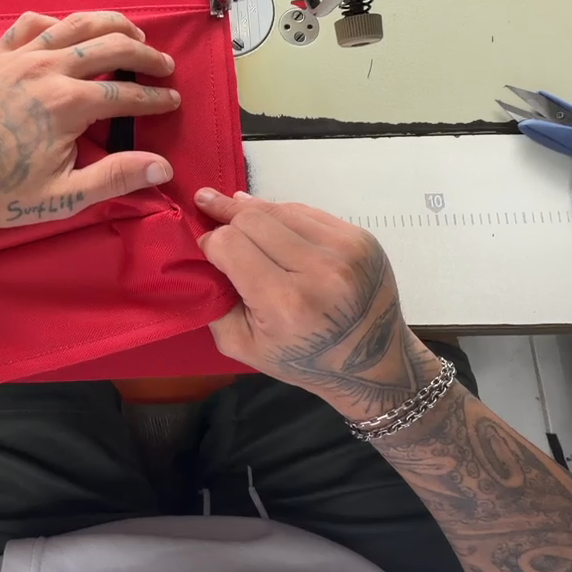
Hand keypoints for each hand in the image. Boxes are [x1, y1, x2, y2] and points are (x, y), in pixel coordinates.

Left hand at [0, 11, 180, 232]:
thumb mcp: (62, 197)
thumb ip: (114, 178)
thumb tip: (162, 166)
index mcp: (66, 104)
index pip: (126, 94)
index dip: (155, 98)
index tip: (172, 101)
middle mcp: (46, 70)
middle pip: (110, 46)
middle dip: (145, 53)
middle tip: (163, 64)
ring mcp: (18, 58)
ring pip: (75, 24)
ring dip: (110, 25)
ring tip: (132, 33)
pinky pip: (30, 24)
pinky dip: (56, 22)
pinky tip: (67, 29)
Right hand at [194, 188, 443, 422]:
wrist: (373, 364)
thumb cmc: (301, 359)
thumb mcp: (241, 344)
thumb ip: (214, 298)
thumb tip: (199, 251)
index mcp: (285, 303)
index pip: (228, 243)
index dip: (209, 241)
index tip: (204, 247)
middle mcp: (319, 271)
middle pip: (250, 218)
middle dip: (225, 217)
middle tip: (207, 208)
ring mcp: (344, 250)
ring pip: (278, 208)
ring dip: (252, 211)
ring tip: (232, 208)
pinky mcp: (360, 238)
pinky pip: (305, 210)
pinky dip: (283, 215)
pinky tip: (271, 223)